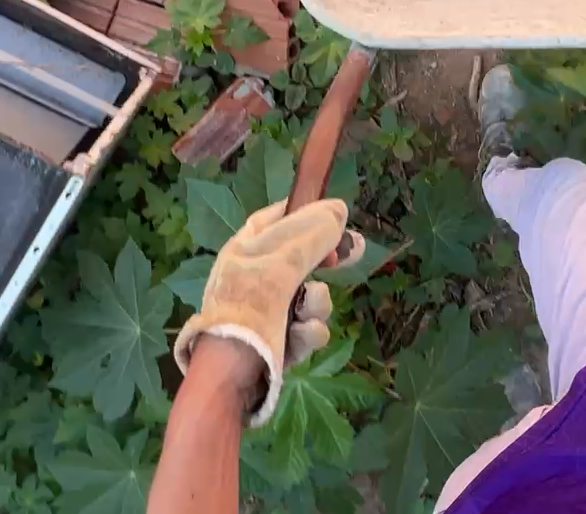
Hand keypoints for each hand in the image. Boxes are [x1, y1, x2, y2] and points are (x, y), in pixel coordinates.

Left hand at [173, 199, 363, 424]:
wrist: (230, 377)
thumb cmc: (248, 308)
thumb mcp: (282, 264)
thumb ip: (313, 236)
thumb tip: (339, 209)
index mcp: (246, 250)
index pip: (276, 219)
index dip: (303, 211)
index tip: (332, 210)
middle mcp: (257, 276)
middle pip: (303, 256)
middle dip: (327, 258)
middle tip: (355, 250)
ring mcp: (270, 311)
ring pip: (312, 293)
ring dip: (317, 302)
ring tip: (306, 311)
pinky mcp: (281, 341)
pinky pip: (308, 326)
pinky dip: (307, 331)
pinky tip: (298, 336)